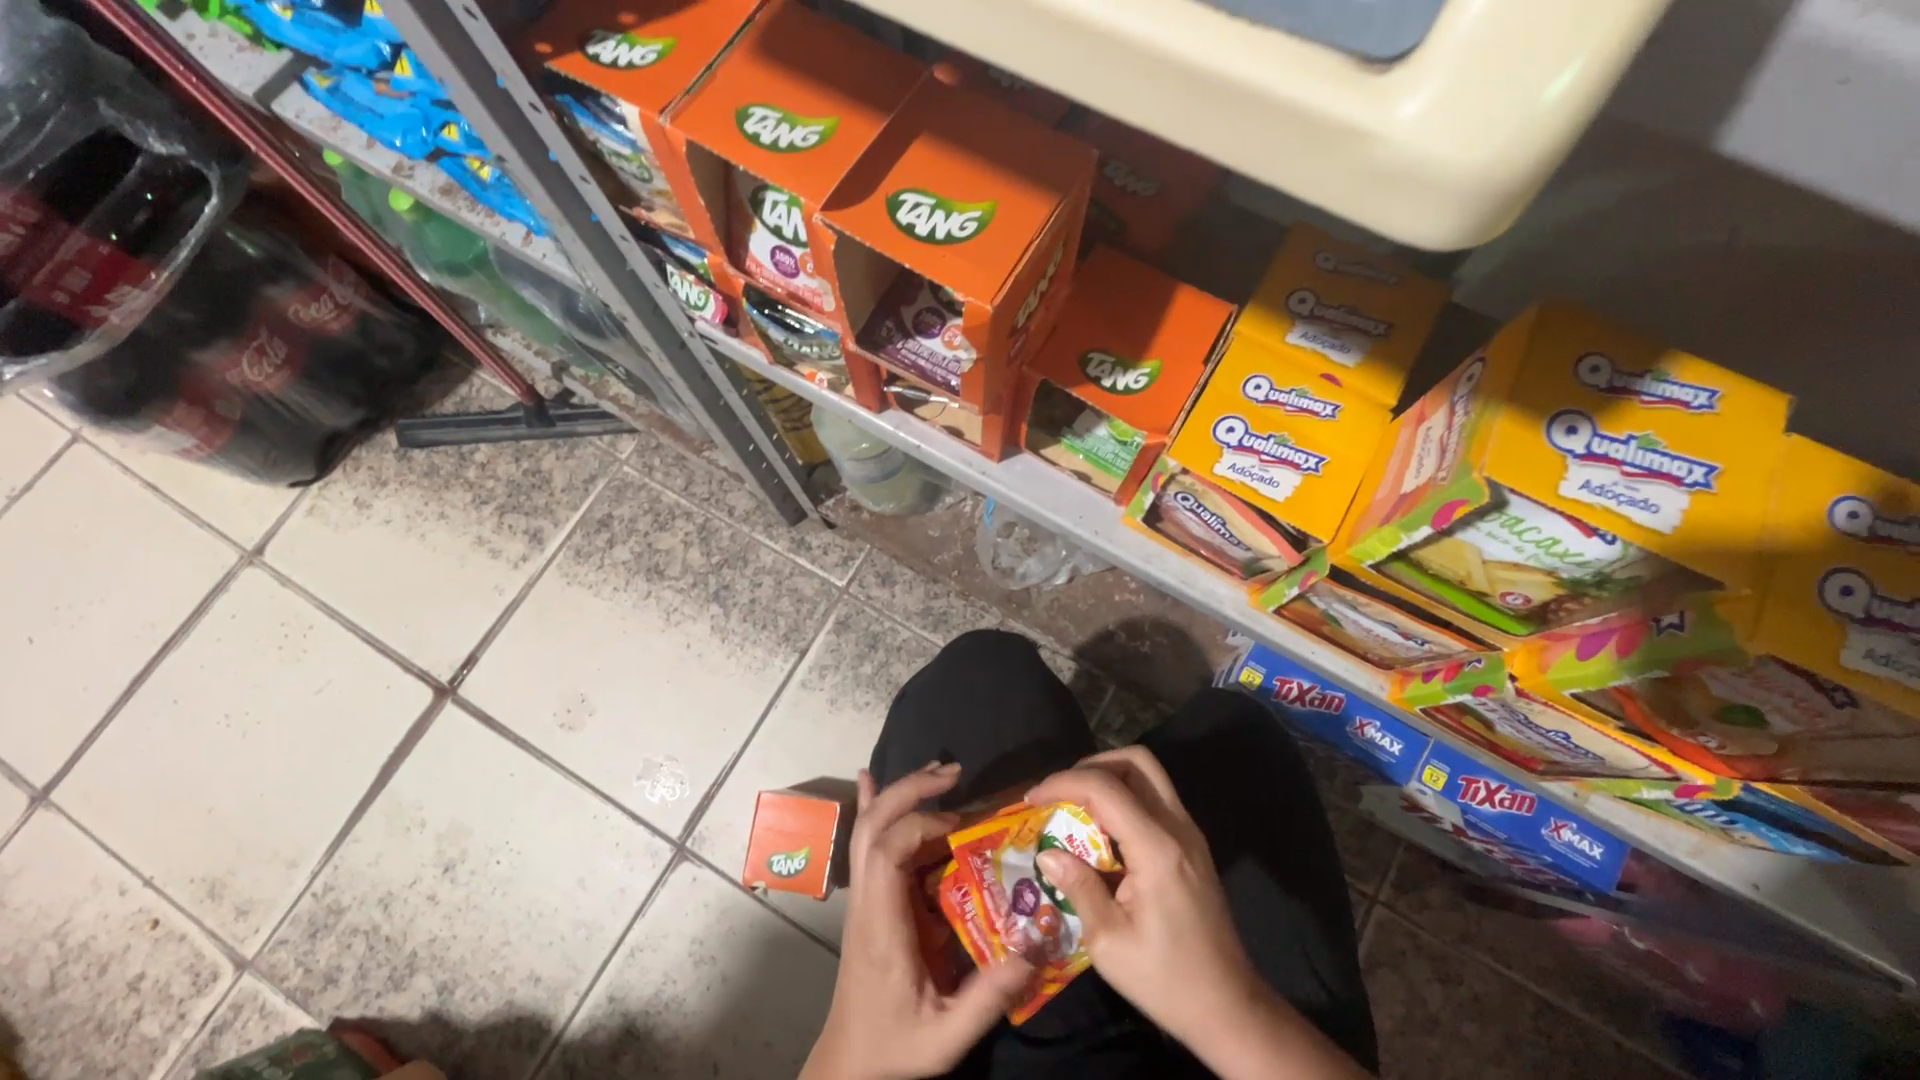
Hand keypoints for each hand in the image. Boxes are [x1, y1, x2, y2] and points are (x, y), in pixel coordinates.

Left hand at [802, 762, 1031, 1079]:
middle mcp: (866, 903)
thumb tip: (1035, 947)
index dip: (918, 826)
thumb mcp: (947, 1036)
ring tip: (942, 774)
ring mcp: (863, 900)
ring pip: (868, 830)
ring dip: (900, 795)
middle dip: (909, 791)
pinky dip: (871, 807)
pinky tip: (871, 779)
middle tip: (955, 774)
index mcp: (881, 927)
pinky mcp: (869, 903)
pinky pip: (867, 846)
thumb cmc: (895, 1047)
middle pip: (873, 828)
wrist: (849, 1065)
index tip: (959, 824)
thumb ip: (989, 996)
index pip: (885, 854)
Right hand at [1026, 747, 1260, 1045]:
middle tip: (1058, 793)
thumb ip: (1078, 887)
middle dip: (1091, 766)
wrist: (1228, 1006)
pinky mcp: (1192, 848)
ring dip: (1109, 778)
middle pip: (1135, 762)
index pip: (1105, 788)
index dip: (1063, 783)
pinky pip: (1156, 801)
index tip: (1031, 799)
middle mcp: (1178, 829)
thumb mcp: (1108, 942)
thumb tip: (1047, 852)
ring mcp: (1190, 836)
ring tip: (1074, 808)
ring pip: (1149, 776)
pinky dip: (1125, 799)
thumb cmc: (1165, 980)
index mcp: (1156, 849)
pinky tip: (1099, 832)